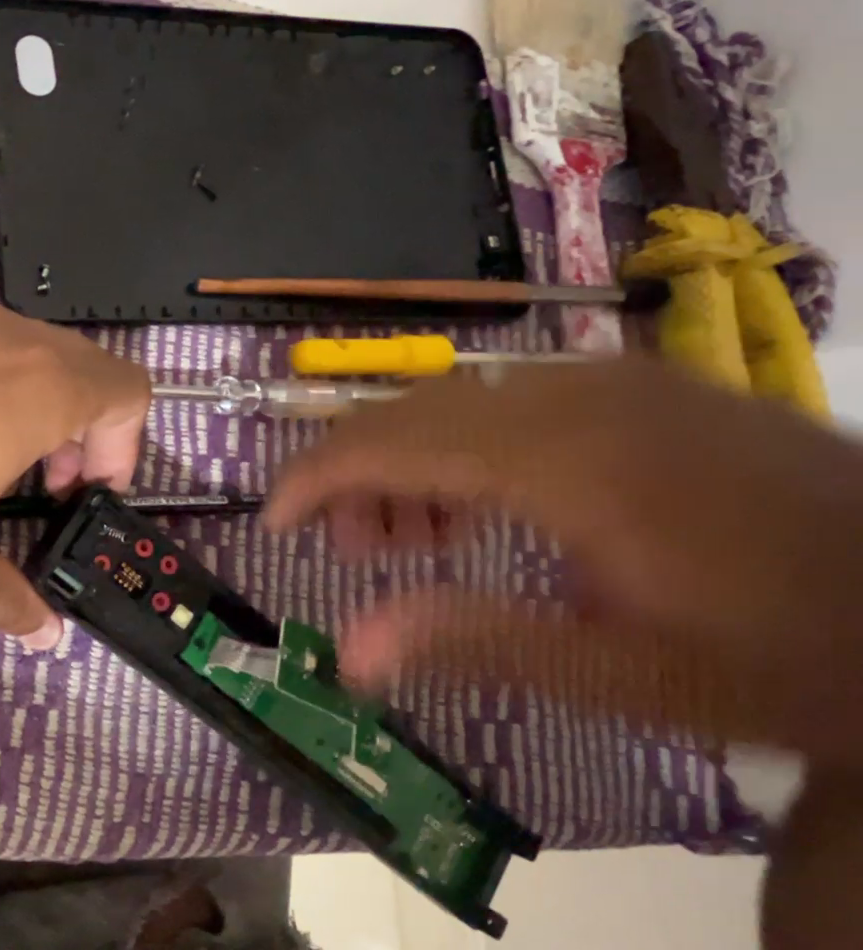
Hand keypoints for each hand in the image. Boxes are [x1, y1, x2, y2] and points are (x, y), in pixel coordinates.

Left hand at [0, 304, 150, 647]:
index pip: (126, 390)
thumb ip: (3, 598)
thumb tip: (45, 636)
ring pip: (13, 357)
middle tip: (34, 496)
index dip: (122, 448)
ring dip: (20, 414)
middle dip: (76, 434)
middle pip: (74, 368)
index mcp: (30, 385)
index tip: (75, 500)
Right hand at [263, 360, 862, 767]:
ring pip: (456, 400)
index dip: (314, 477)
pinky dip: (465, 447)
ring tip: (414, 536)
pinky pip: (512, 400)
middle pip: (411, 411)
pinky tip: (485, 503)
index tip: (273, 524)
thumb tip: (344, 652)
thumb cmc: (783, 652)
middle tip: (352, 549)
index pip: (389, 441)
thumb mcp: (623, 673)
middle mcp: (575, 398)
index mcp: (562, 460)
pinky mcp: (641, 388)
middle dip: (355, 474)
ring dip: (408, 460)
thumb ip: (471, 642)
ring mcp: (613, 383)